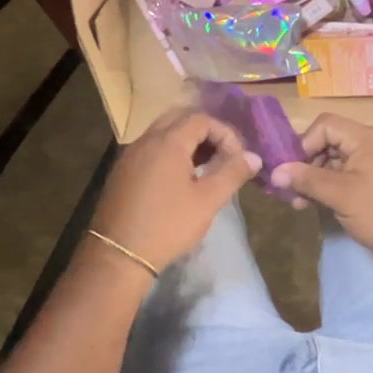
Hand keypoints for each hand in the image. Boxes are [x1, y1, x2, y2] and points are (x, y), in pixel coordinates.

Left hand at [89, 109, 261, 272]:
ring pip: (162, 133)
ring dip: (186, 142)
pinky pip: (150, 149)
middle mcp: (146, 140)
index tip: (236, 157)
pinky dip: (169, 153)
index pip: (201, 119)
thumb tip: (253, 156)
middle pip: (179, 118)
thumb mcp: (208, 200)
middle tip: (221, 155)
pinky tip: (179, 180)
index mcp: (168, 142)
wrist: (119, 254)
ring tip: (204, 168)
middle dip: (205, 132)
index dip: (224, 133)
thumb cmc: (168, 225)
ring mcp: (130, 155)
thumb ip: (232, 173)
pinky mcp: (122, 172)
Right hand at [268, 114, 372, 264]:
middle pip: (329, 142)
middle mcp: (372, 144)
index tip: (293, 171)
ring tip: (303, 203)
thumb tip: (275, 172)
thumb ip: (306, 180)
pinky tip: (322, 204)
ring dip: (317, 179)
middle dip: (307, 164)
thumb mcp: (339, 195)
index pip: (325, 125)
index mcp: (366, 138)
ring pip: (337, 161)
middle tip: (293, 192)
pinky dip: (333, 186)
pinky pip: (350, 174)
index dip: (304, 144)